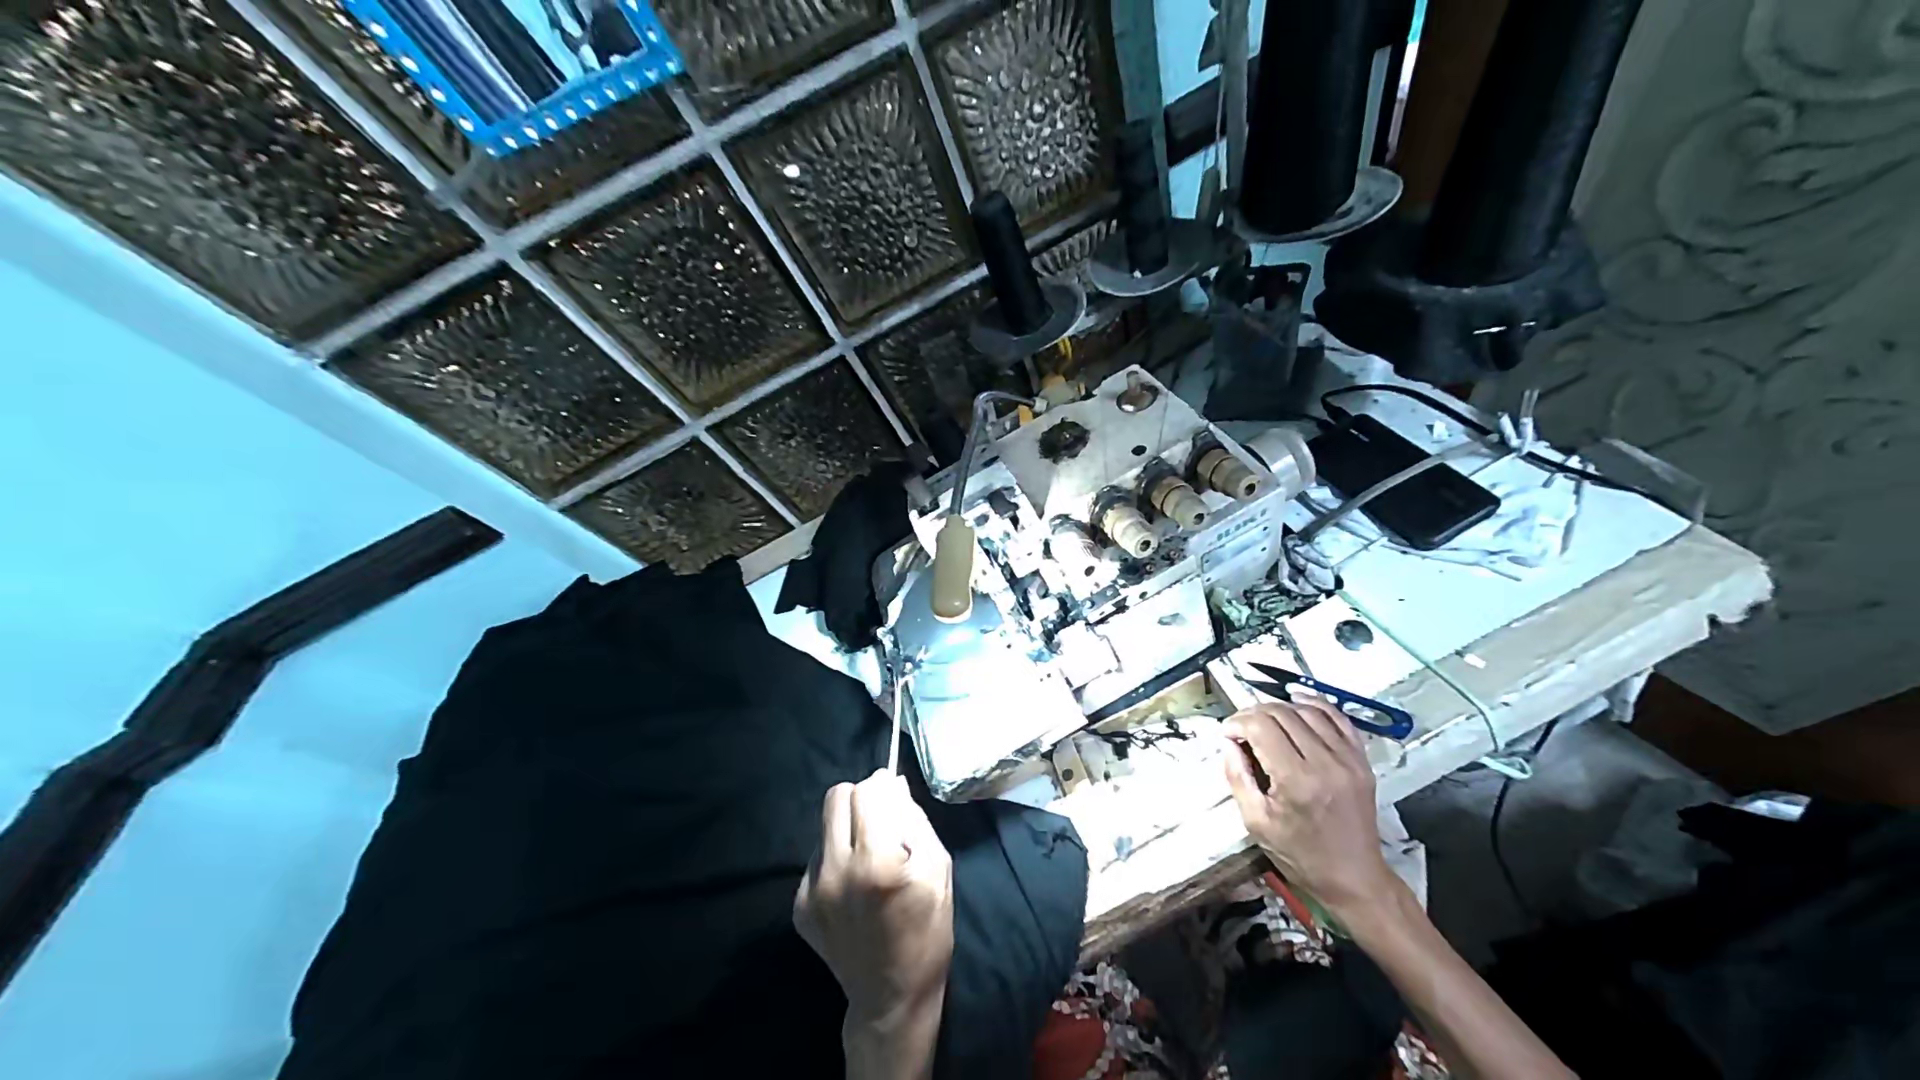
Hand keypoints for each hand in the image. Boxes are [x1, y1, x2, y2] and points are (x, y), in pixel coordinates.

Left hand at [795, 770, 954, 1026]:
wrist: (891, 997)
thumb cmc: (927, 931)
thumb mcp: (938, 868)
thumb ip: (913, 820)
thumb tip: (890, 784)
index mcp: (875, 862)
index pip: (866, 791)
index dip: (883, 787)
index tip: (894, 799)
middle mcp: (835, 870)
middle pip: (836, 797)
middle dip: (860, 799)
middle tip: (880, 822)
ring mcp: (811, 890)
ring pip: (824, 826)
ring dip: (846, 829)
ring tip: (867, 858)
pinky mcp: (798, 905)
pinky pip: (816, 857)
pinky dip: (836, 858)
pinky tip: (853, 886)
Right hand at [1223, 695, 1397, 920]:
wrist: (1355, 878)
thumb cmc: (1300, 855)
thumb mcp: (1256, 822)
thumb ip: (1237, 776)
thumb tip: (1228, 742)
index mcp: (1296, 781)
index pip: (1261, 727)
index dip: (1238, 723)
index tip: (1227, 734)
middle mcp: (1325, 763)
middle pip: (1282, 714)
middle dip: (1254, 714)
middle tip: (1240, 728)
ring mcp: (1348, 760)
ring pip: (1308, 711)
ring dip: (1280, 707)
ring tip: (1264, 720)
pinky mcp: (1361, 761)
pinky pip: (1338, 719)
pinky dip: (1315, 706)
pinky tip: (1297, 703)